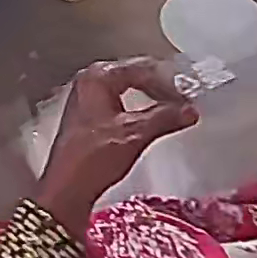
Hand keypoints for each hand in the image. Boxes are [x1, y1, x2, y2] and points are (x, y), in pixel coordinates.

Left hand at [37, 59, 198, 229]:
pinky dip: (137, 105)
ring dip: (150, 96)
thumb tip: (189, 110)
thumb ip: (165, 118)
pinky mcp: (87, 113)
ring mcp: (86, 96)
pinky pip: (119, 98)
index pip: (142, 69)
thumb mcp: (135, 134)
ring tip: (172, 107)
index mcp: (98, 77)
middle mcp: (89, 80)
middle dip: (160, 86)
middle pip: (134, 74)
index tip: (188, 93)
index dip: (168, 81)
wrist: (66, 189)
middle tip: (183, 99)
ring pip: (126, 86)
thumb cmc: (94, 158)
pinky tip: (150, 116)